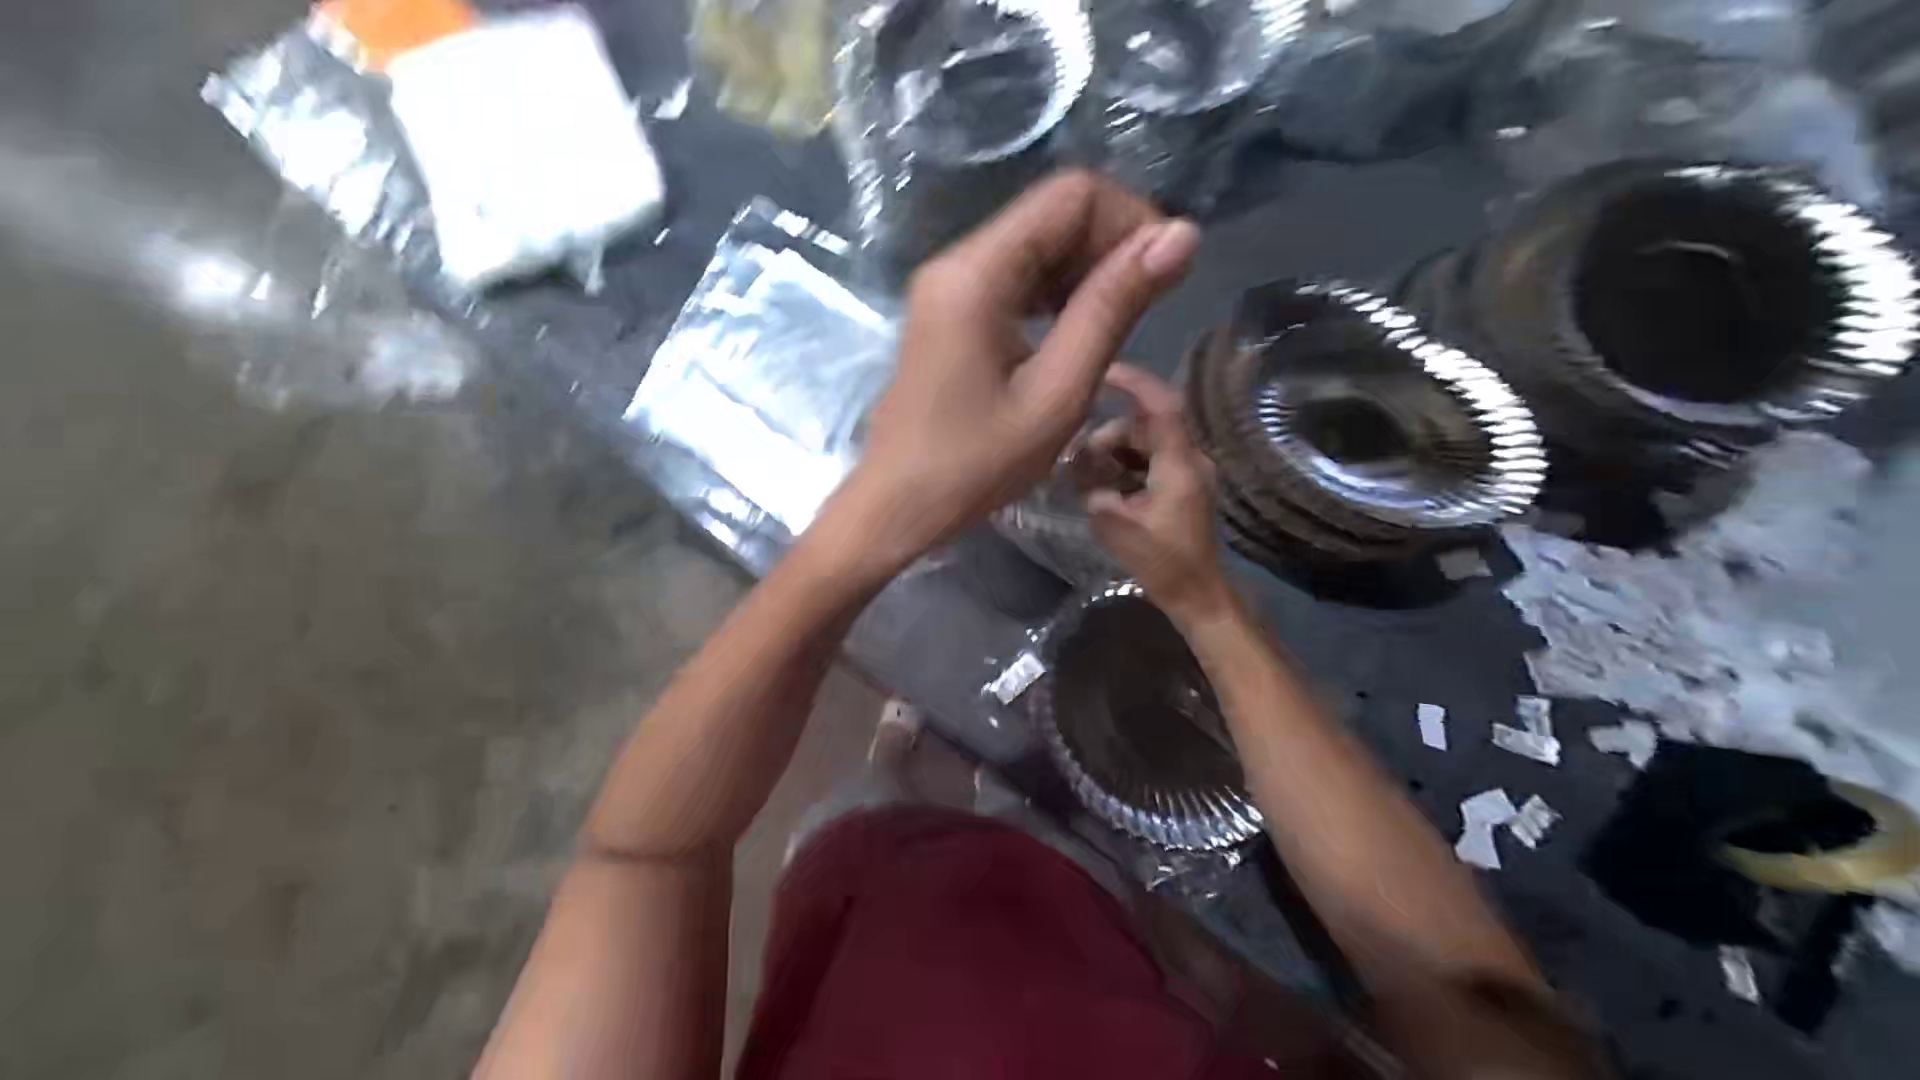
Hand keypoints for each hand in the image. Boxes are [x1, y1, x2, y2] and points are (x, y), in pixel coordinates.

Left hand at [827, 171, 1199, 571]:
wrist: (899, 505)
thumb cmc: (977, 464)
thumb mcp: (1057, 392)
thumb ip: (1113, 308)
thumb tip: (1181, 235)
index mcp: (977, 273)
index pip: (1071, 195)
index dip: (1131, 219)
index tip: (1165, 273)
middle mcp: (956, 263)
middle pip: (1051, 215)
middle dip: (1111, 245)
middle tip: (1149, 305)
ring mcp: (947, 288)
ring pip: (1034, 246)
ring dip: (1085, 271)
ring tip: (1119, 323)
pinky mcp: (948, 314)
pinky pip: (1012, 280)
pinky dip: (1054, 294)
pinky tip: (1077, 332)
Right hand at [1085, 365, 1233, 625]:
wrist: (1194, 592)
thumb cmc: (1161, 561)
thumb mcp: (1117, 527)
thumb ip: (1095, 491)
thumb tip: (1081, 471)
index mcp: (1180, 465)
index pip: (1162, 407)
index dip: (1134, 383)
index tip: (1103, 372)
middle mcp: (1189, 459)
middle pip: (1146, 426)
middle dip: (1109, 435)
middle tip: (1078, 460)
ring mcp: (1188, 472)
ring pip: (1145, 442)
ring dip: (1114, 452)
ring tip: (1087, 476)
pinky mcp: (1181, 485)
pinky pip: (1149, 460)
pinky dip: (1125, 465)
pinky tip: (1104, 485)